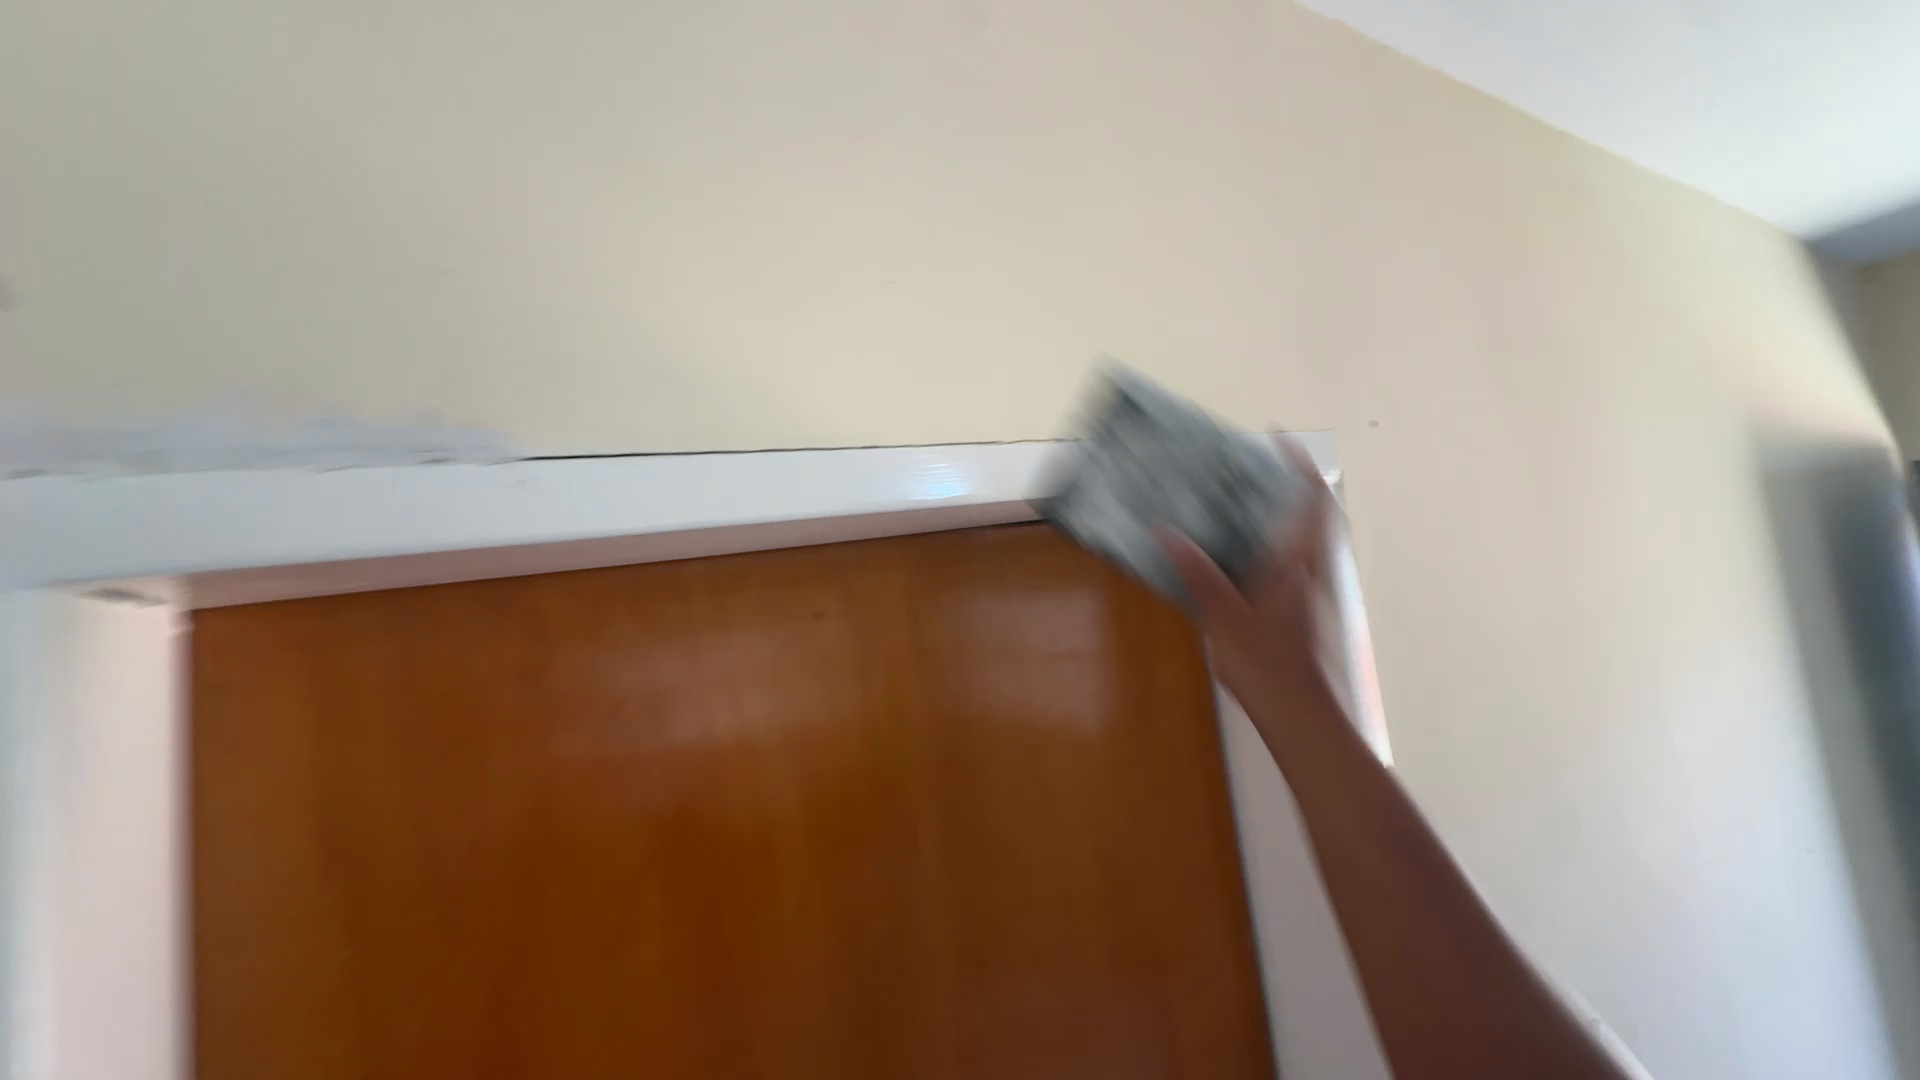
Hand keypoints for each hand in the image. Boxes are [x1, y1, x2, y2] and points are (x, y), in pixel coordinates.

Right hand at [1160, 440, 1343, 722]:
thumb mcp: (1224, 619)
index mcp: (1302, 566)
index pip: (1313, 503)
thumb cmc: (1269, 668)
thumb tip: (1167, 534)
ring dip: (1292, 521)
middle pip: (1320, 519)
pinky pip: (1303, 568)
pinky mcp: (1316, 618)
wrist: (1307, 721)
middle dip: (1298, 489)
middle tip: (1262, 474)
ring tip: (1251, 511)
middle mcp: (1320, 575)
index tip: (1281, 440)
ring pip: (1314, 545)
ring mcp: (1323, 598)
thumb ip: (1198, 576)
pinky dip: (1284, 552)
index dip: (1300, 468)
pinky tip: (1252, 567)